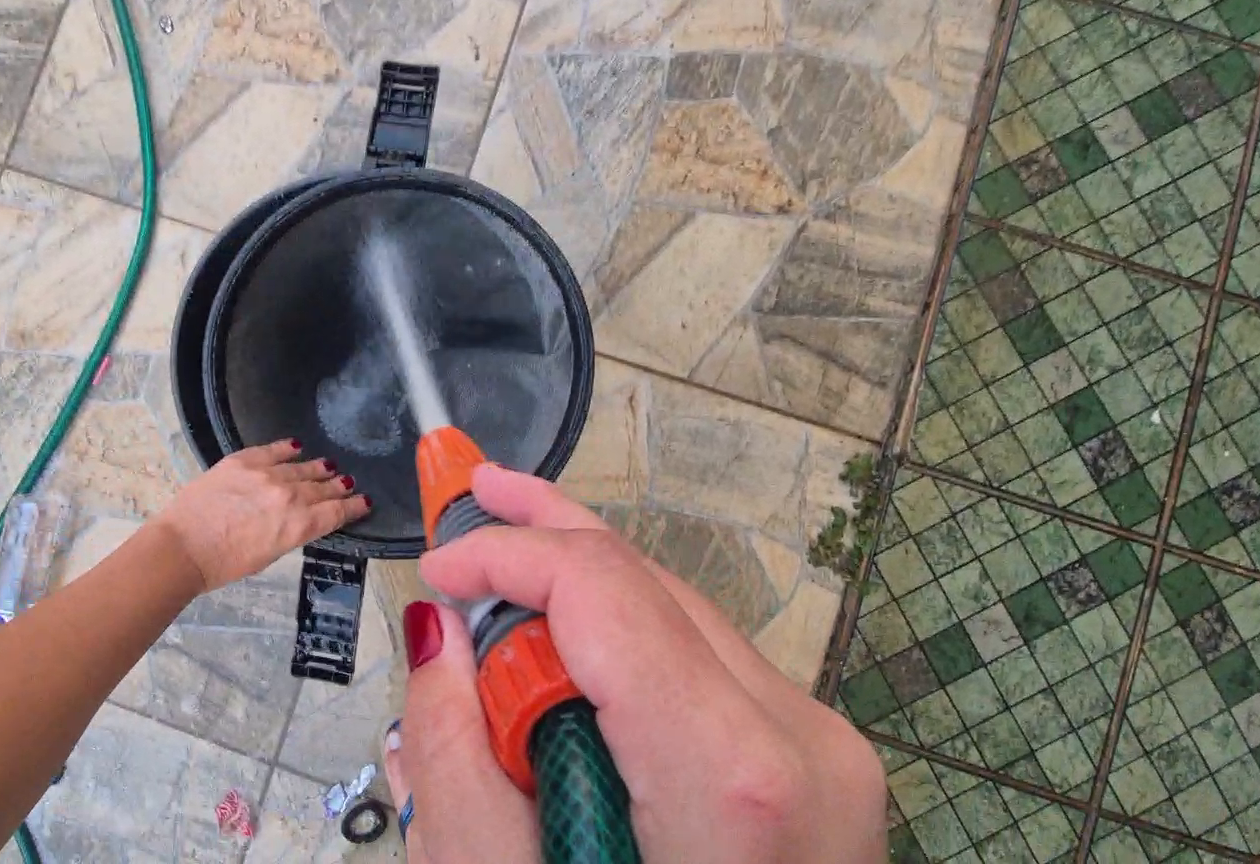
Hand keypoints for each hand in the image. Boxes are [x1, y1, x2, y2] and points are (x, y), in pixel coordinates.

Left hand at [154, 439, 368, 591]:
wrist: (183, 548)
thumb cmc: (222, 565)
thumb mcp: (268, 556)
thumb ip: (289, 533)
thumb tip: (298, 519)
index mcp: (297, 527)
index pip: (335, 513)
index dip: (353, 507)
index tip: (364, 502)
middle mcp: (289, 497)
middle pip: (322, 489)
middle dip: (338, 486)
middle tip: (348, 482)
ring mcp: (266, 475)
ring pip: (302, 467)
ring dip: (318, 467)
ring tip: (329, 465)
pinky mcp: (243, 461)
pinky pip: (273, 450)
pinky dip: (287, 448)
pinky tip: (297, 446)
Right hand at [396, 466, 884, 862]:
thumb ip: (453, 744)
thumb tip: (436, 624)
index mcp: (729, 769)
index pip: (602, 586)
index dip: (507, 551)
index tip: (436, 563)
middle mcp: (800, 734)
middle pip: (642, 582)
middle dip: (544, 539)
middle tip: (473, 489)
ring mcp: (823, 746)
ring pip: (670, 612)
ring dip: (578, 587)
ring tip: (507, 546)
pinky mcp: (817, 761)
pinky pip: (695, 662)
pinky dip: (619, 642)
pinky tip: (566, 634)